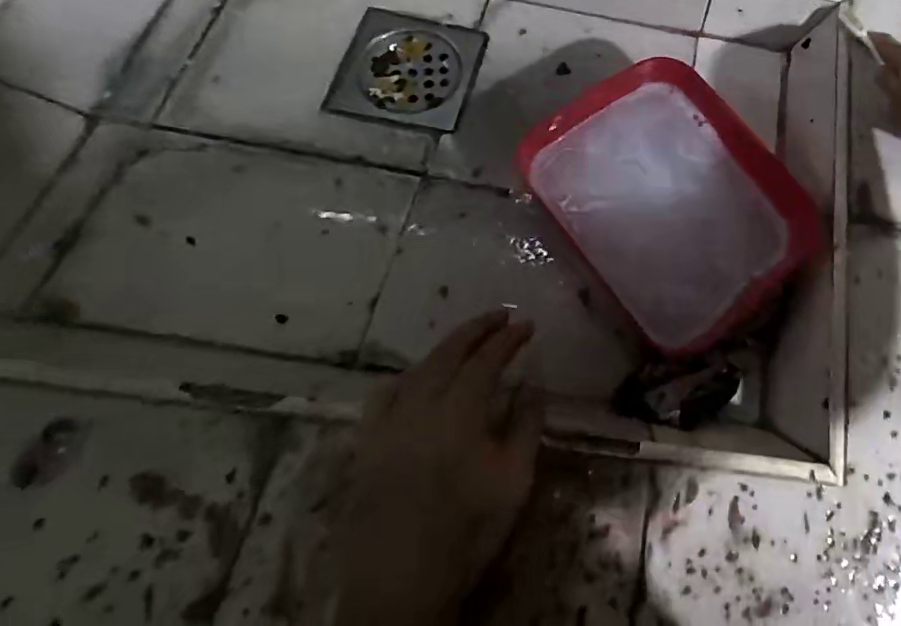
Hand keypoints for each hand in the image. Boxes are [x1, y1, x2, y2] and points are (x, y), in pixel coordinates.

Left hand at [336, 311, 546, 625]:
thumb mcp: (514, 480)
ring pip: (418, 368)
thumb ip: (526, 425)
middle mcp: (421, 408)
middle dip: (478, 328)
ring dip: (446, 347)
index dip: (508, 339)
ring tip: (467, 340)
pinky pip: (382, 396)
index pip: (487, 360)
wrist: (402, 585)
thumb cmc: (468, 531)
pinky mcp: (367, 445)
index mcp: (460, 414)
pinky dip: (403, 378)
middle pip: (449, 353)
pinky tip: (415, 379)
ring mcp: (389, 425)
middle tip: (502, 315)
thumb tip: (533, 382)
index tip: (527, 325)